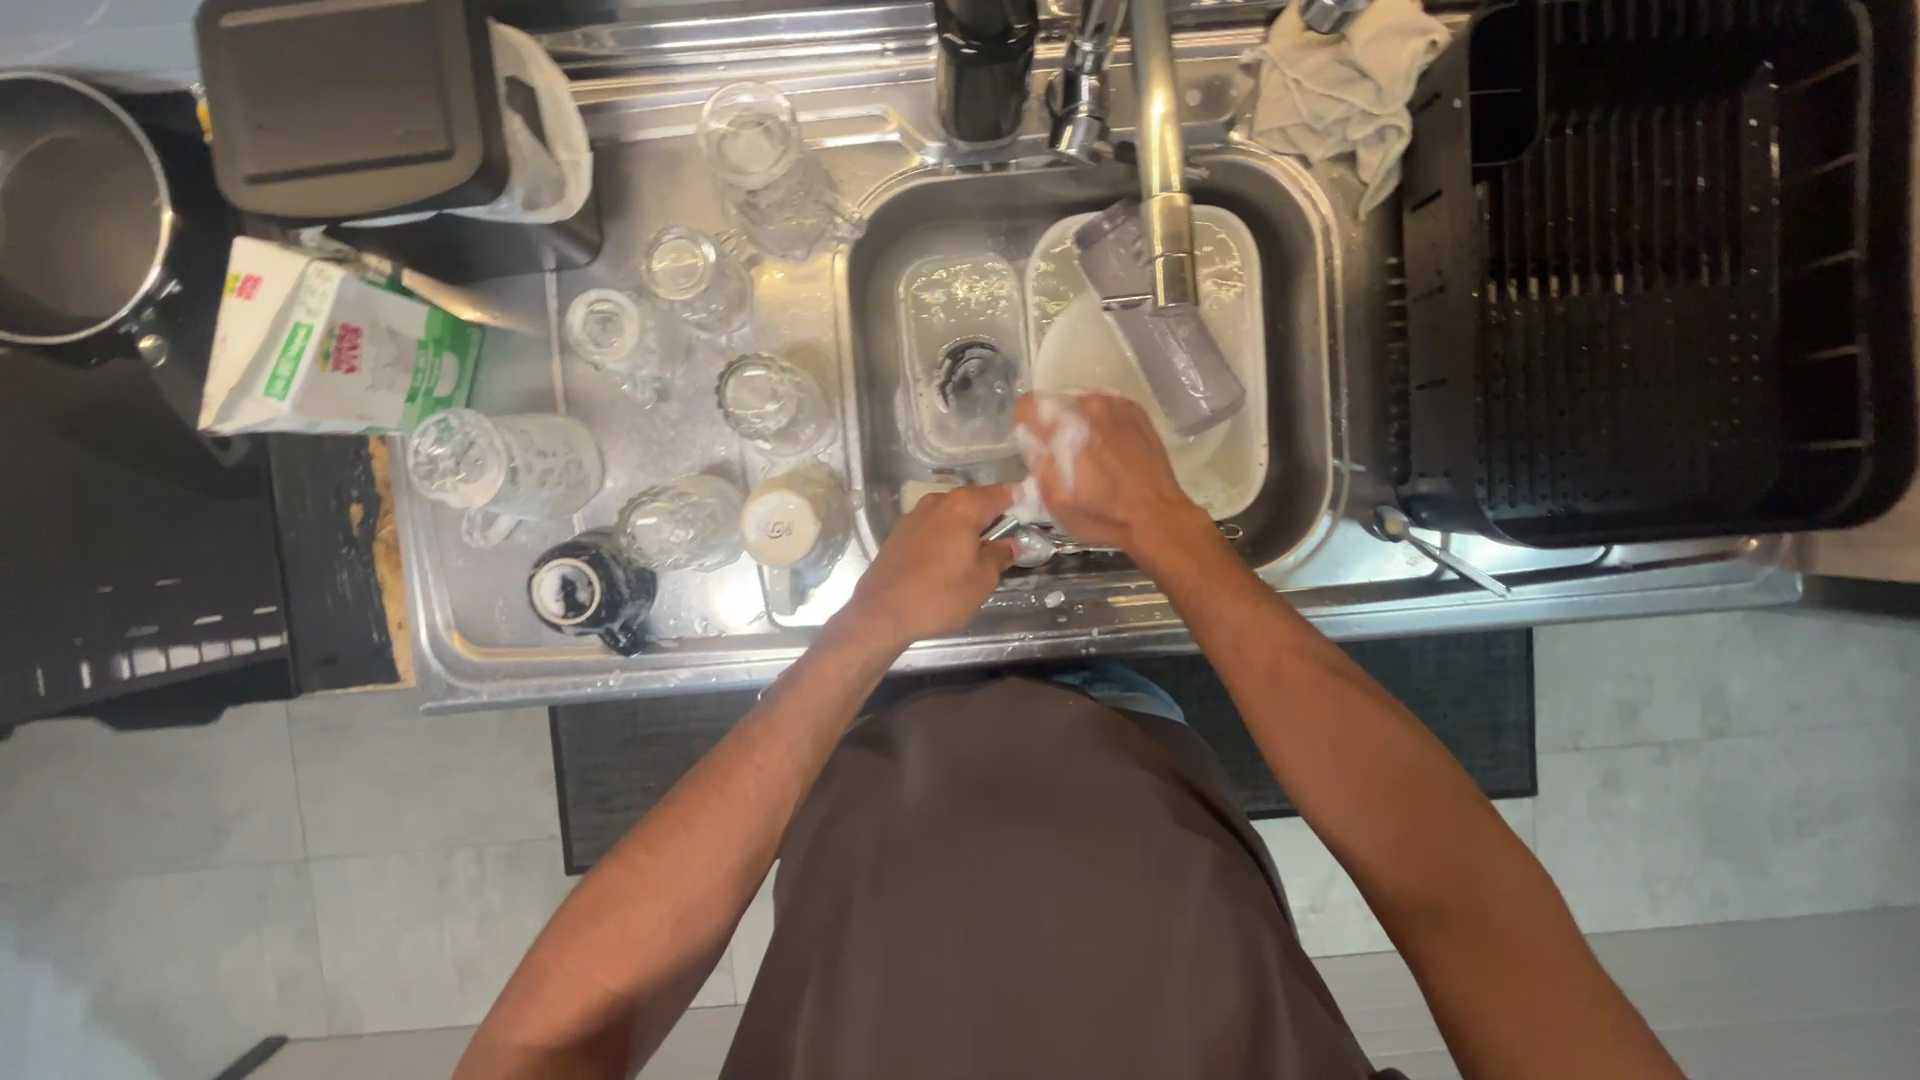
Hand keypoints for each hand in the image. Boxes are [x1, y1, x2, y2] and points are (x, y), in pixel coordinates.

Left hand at [839, 484, 1015, 648]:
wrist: (881, 613)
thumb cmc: (939, 595)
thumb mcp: (982, 579)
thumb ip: (999, 555)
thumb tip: (1011, 544)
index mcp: (963, 506)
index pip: (1001, 493)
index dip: (1020, 502)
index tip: (1032, 514)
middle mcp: (937, 502)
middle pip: (973, 502)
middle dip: (991, 517)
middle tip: (1007, 541)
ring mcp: (913, 516)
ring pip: (950, 516)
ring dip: (966, 529)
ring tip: (977, 556)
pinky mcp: (898, 535)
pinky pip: (932, 529)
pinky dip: (945, 538)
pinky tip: (947, 562)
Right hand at [1013, 392, 1209, 557]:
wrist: (1156, 515)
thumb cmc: (1102, 515)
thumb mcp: (1055, 500)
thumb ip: (1037, 461)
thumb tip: (1030, 437)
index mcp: (1064, 427)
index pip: (1028, 405)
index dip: (1026, 425)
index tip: (1035, 445)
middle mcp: (1089, 407)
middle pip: (1056, 405)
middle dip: (1054, 428)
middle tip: (1066, 458)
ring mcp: (1116, 406)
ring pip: (1082, 406)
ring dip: (1079, 425)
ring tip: (1092, 455)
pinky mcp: (1136, 411)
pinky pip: (1107, 409)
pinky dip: (1103, 424)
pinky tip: (1111, 449)